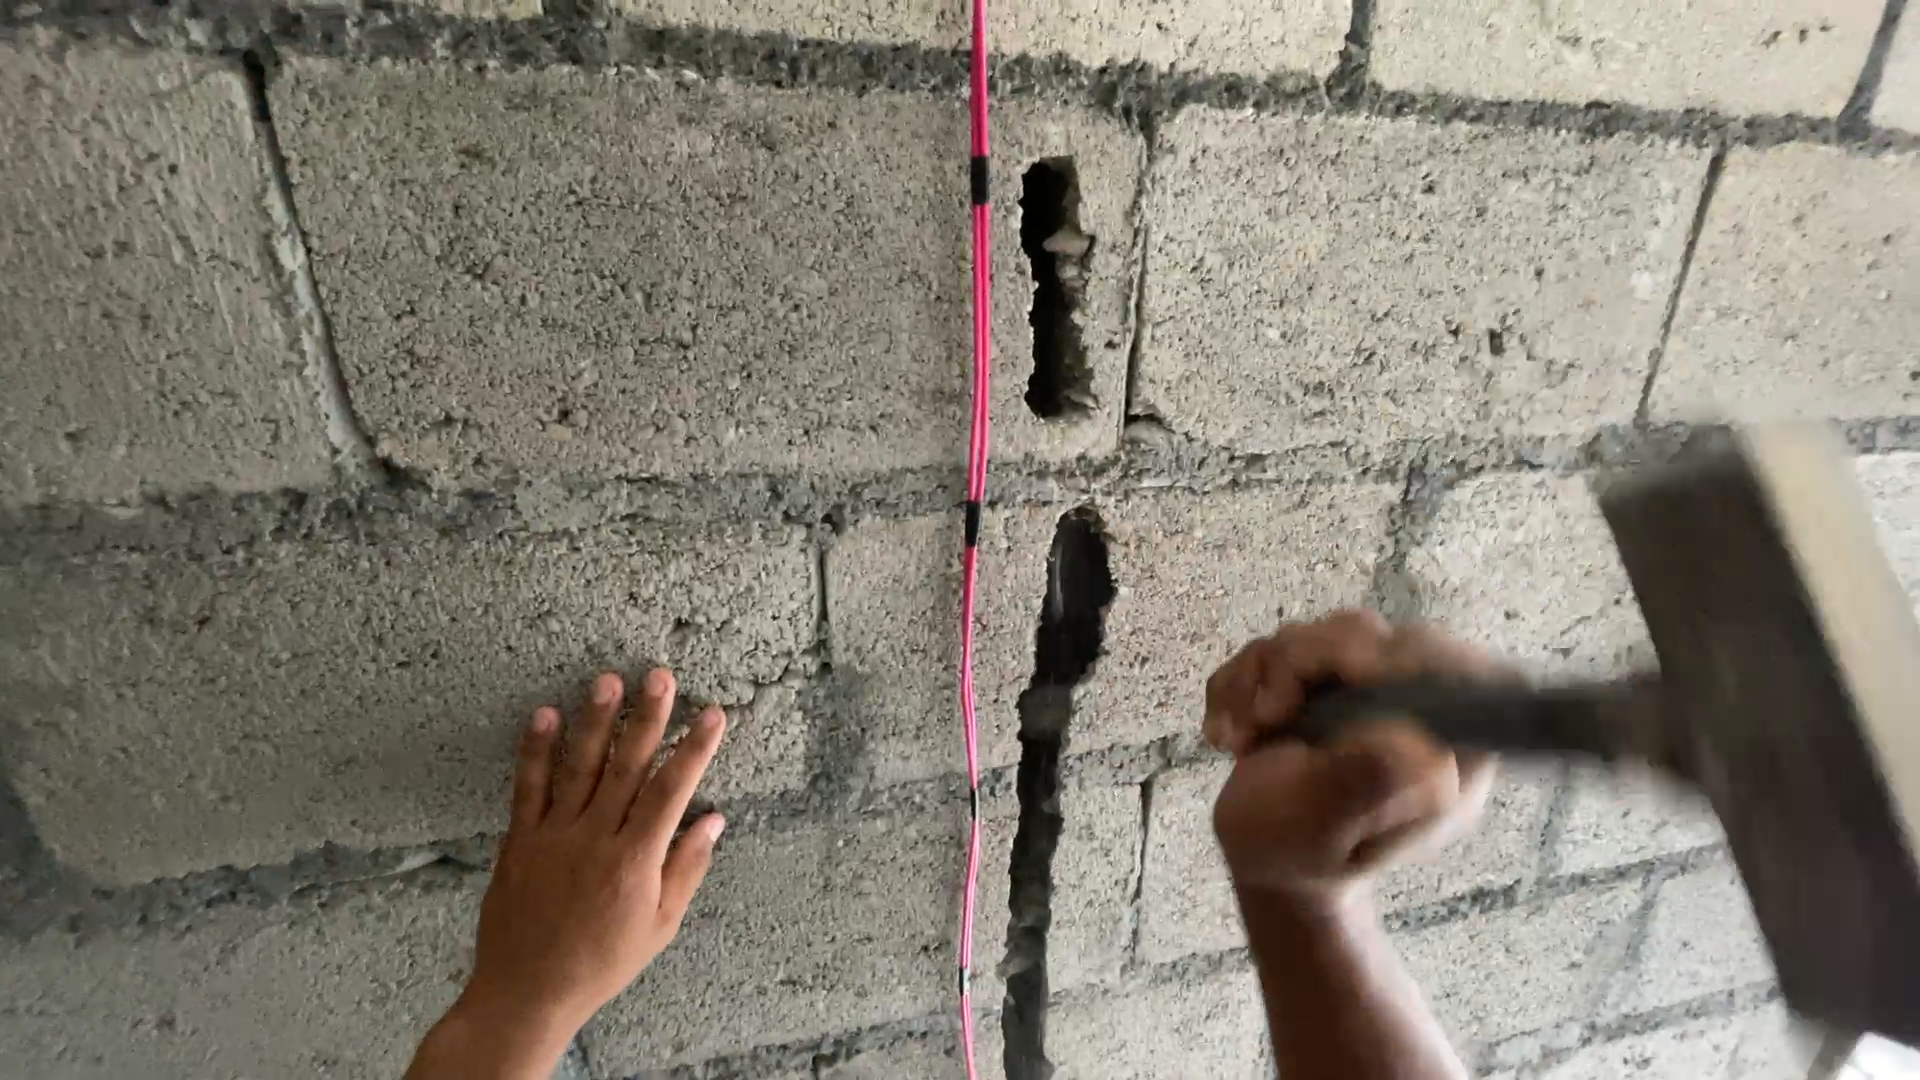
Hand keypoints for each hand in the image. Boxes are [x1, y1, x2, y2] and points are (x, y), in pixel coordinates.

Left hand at [435, 669, 727, 1067]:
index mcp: (635, 859)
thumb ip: (687, 868)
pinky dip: (536, 751)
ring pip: (579, 768)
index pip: (672, 790)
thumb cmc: (602, 961)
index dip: (694, 748)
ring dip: (596, 721)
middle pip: (627, 767)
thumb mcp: (660, 925)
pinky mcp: (520, 840)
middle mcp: (596, 838)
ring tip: (607, 681)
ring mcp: (554, 836)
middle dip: (647, 718)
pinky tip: (544, 716)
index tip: (712, 714)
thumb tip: (714, 819)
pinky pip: (528, 788)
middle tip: (660, 677)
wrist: (524, 995)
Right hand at [1206, 610, 1500, 904]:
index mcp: (1442, 752)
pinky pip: (1267, 650)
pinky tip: (1227, 733)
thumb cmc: (1295, 852)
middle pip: (1366, 636)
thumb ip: (1367, 779)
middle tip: (1265, 717)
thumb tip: (1416, 739)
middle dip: (1298, 665)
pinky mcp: (1311, 680)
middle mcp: (1405, 710)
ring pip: (1309, 636)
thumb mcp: (1325, 826)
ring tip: (1239, 740)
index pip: (1460, 671)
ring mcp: (1354, 690)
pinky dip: (1234, 685)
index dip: (1413, 654)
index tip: (1352, 671)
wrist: (1257, 854)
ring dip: (1255, 682)